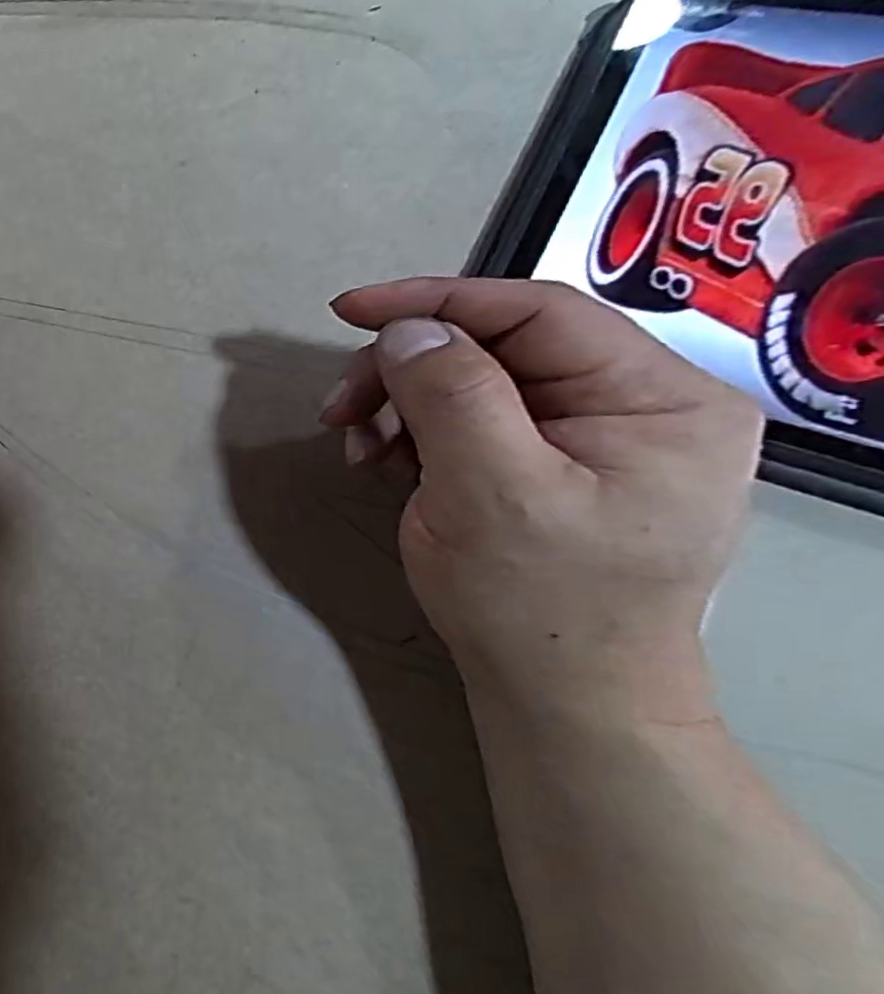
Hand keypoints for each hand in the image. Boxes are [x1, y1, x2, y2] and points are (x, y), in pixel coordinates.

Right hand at [320, 278, 763, 722]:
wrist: (558, 693)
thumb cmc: (536, 600)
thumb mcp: (490, 492)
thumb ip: (453, 398)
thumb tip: (405, 330)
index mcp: (655, 399)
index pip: (536, 313)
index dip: (436, 300)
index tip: (348, 310)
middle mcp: (628, 406)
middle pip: (494, 349)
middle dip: (404, 372)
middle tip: (338, 412)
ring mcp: (581, 438)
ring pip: (467, 385)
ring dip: (398, 407)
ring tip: (358, 451)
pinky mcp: (537, 466)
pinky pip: (462, 424)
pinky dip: (410, 436)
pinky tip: (383, 464)